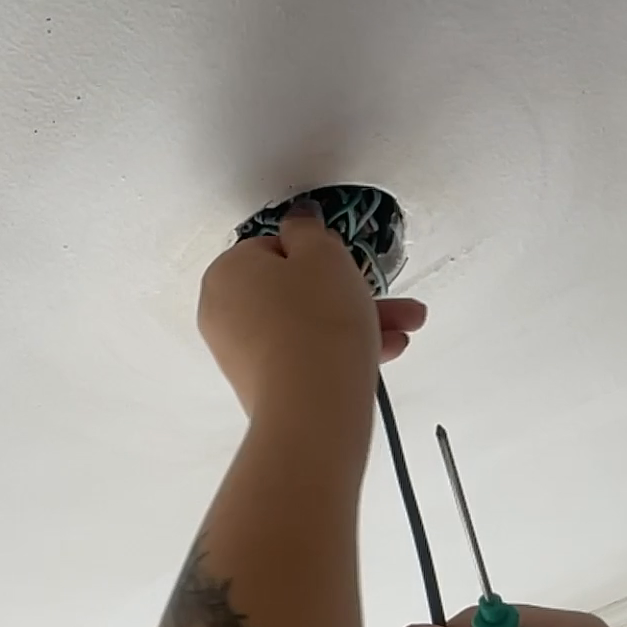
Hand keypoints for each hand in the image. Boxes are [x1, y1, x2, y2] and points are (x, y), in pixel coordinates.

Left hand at [198, 199, 426, 416]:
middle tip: (388, 301)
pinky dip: (338, 350)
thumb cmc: (317, 318)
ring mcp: (240, 353)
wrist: (313, 405)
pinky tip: (382, 353)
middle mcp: (223, 312)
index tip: (343, 266)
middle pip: (294, 290)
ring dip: (356, 322)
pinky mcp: (261, 386)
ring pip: (305, 325)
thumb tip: (298, 221)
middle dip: (350, 293)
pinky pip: (302, 355)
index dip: (316, 255)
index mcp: (228, 271)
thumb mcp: (322, 252)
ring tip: (403, 330)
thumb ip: (308, 229)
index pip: (274, 248)